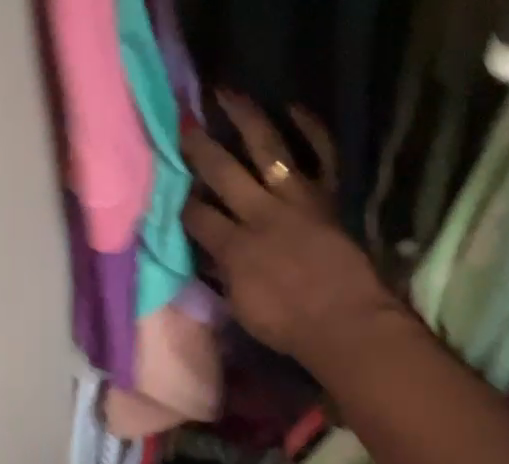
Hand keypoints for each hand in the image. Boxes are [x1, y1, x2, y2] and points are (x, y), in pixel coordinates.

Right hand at [182, 93, 406, 360]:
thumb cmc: (286, 325)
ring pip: (268, 147)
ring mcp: (296, 198)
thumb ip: (221, 273)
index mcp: (234, 247)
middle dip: (198, 146)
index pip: (195, 215)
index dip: (178, 199)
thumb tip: (204, 254)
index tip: (164, 185)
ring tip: (226, 94)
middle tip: (180, 121)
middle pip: (222, 171)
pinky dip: (310, 128)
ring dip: (246, 117)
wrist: (344, 321)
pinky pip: (321, 152)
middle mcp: (261, 213)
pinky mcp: (326, 195)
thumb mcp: (239, 306)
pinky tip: (293, 108)